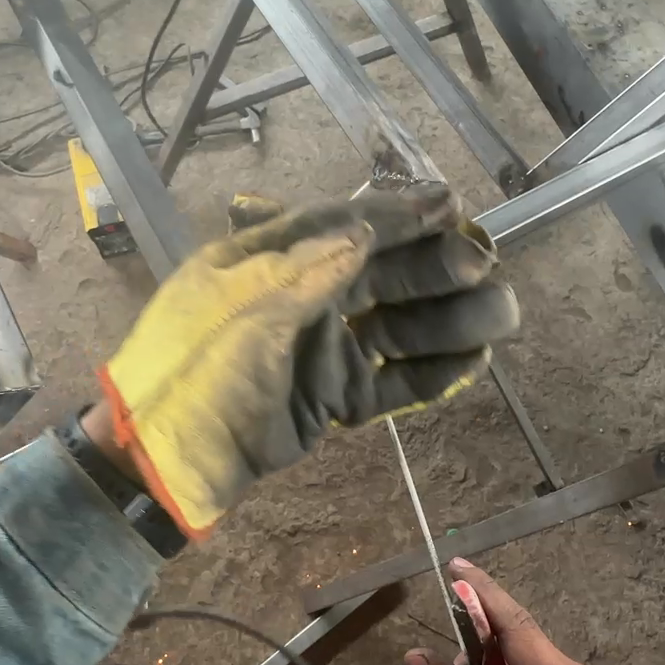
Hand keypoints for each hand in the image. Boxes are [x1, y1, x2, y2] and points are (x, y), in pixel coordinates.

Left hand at [94, 185, 516, 538]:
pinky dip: (430, 372)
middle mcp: (300, 296)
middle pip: (379, 273)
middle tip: (480, 264)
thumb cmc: (196, 367)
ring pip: (394, 325)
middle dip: (432, 266)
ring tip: (500, 312)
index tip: (449, 204)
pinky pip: (390, 380)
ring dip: (445, 318)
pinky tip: (472, 361)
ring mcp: (319, 348)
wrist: (164, 459)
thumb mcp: (247, 304)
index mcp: (268, 260)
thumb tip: (371, 224)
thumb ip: (313, 264)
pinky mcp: (332, 395)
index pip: (342, 225)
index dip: (395, 215)